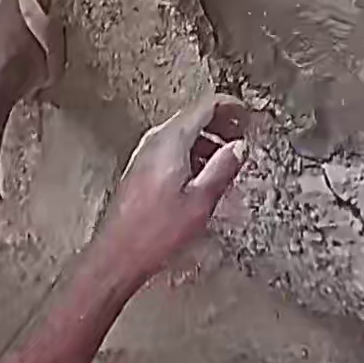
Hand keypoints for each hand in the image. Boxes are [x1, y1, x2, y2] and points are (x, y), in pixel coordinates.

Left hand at [94, 95, 248, 285]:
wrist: (116, 256)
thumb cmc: (155, 232)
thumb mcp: (200, 201)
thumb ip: (223, 168)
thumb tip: (240, 146)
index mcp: (172, 139)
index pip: (206, 106)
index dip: (231, 107)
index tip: (247, 116)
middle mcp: (157, 138)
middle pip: (195, 116)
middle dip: (222, 123)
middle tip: (242, 135)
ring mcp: (147, 151)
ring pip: (184, 132)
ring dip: (209, 139)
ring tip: (228, 157)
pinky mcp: (142, 166)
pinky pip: (173, 147)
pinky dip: (194, 151)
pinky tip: (204, 173)